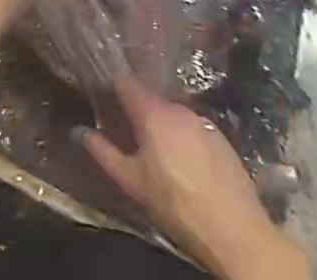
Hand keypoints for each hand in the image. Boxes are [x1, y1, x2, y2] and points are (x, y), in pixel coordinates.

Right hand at [78, 77, 308, 279]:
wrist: (238, 235)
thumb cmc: (176, 204)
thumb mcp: (131, 181)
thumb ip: (102, 151)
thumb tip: (78, 131)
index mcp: (153, 113)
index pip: (126, 82)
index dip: (113, 87)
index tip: (103, 98)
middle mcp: (180, 110)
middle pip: (151, 99)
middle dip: (138, 111)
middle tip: (128, 133)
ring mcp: (205, 124)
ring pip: (174, 115)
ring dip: (163, 125)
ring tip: (157, 150)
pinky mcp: (224, 141)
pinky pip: (194, 130)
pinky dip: (184, 138)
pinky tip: (186, 164)